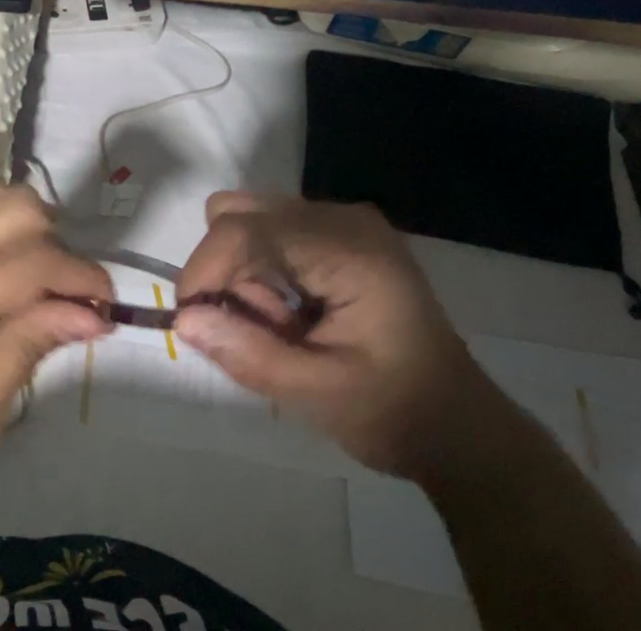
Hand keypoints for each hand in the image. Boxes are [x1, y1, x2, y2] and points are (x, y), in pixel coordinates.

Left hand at [0, 169, 112, 514]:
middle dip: (59, 247)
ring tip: (39, 277)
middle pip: (14, 208)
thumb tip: (90, 313)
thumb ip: (28, 349)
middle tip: (71, 302)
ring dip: (27, 222)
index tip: (109, 311)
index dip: (81, 277)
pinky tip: (5, 263)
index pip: (30, 262)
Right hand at [173, 192, 510, 480]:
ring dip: (242, 275)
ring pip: (248, 222)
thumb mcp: (316, 394)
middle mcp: (345, 220)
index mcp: (350, 252)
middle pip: (242, 214)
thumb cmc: (394, 412)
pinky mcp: (338, 237)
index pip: (246, 230)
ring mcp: (344, 224)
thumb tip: (182, 321)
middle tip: (251, 327)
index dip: (204, 270)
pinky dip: (260, 275)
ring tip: (279, 328)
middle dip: (225, 271)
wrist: (458, 428)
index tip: (188, 321)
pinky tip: (290, 316)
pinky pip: (269, 236)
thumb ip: (247, 353)